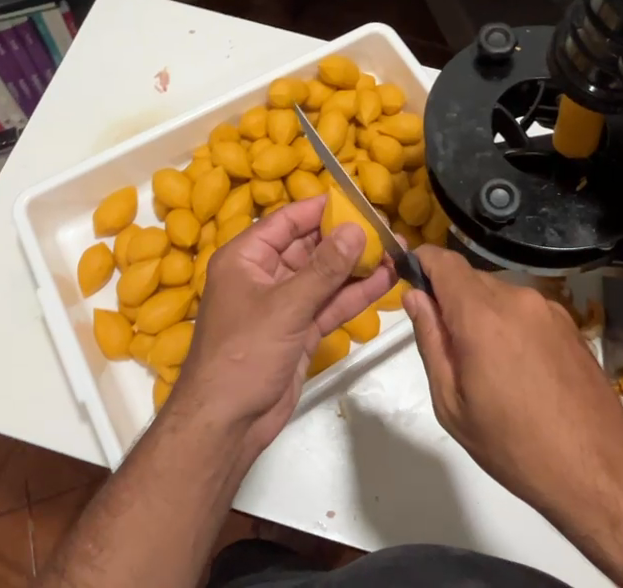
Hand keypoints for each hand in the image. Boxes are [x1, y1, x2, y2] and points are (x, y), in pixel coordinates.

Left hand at [169, 196, 397, 462]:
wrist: (227, 424)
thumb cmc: (244, 355)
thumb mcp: (285, 306)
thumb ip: (324, 269)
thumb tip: (355, 229)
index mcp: (245, 258)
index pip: (286, 220)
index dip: (321, 209)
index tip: (357, 199)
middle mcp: (263, 275)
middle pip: (309, 246)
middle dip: (346, 238)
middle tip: (386, 227)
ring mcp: (283, 305)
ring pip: (324, 276)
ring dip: (356, 266)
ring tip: (396, 250)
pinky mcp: (299, 331)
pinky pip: (329, 303)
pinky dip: (354, 294)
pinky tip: (385, 281)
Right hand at [405, 246, 622, 515]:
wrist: (599, 469)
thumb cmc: (514, 445)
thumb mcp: (452, 404)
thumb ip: (431, 341)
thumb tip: (416, 298)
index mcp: (481, 315)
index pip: (444, 262)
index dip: (423, 262)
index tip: (410, 277)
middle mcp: (517, 299)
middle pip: (471, 278)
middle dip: (452, 299)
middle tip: (448, 345)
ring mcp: (549, 309)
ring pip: (500, 294)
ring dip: (483, 314)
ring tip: (487, 367)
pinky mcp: (570, 323)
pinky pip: (526, 310)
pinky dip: (511, 325)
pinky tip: (519, 370)